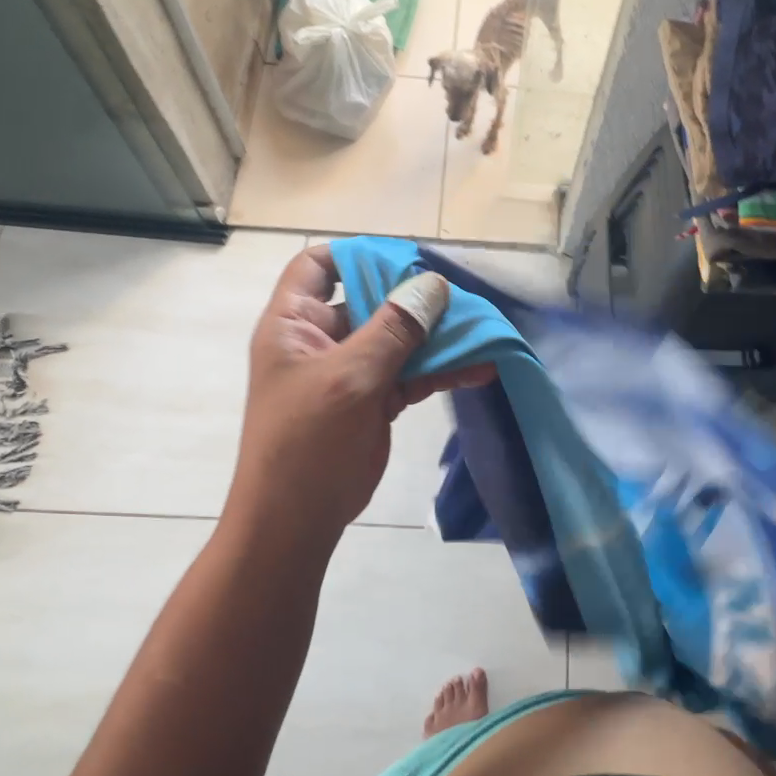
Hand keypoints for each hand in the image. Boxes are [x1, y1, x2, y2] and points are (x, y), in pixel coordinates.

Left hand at [228, 244, 493, 537]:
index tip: (405, 257)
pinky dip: (443, 369)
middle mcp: (321, 340)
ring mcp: (351, 370)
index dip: (356, 254)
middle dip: (414, 295)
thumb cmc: (306, 441)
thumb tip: (432, 284)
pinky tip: (480, 367)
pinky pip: (412, 373)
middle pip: (370, 299)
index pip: (318, 266)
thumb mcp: (351, 378)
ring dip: (437, 334)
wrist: (296, 521)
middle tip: (459, 292)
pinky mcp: (375, 399)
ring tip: (481, 327)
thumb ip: (394, 329)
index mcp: (294, 324)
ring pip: (398, 337)